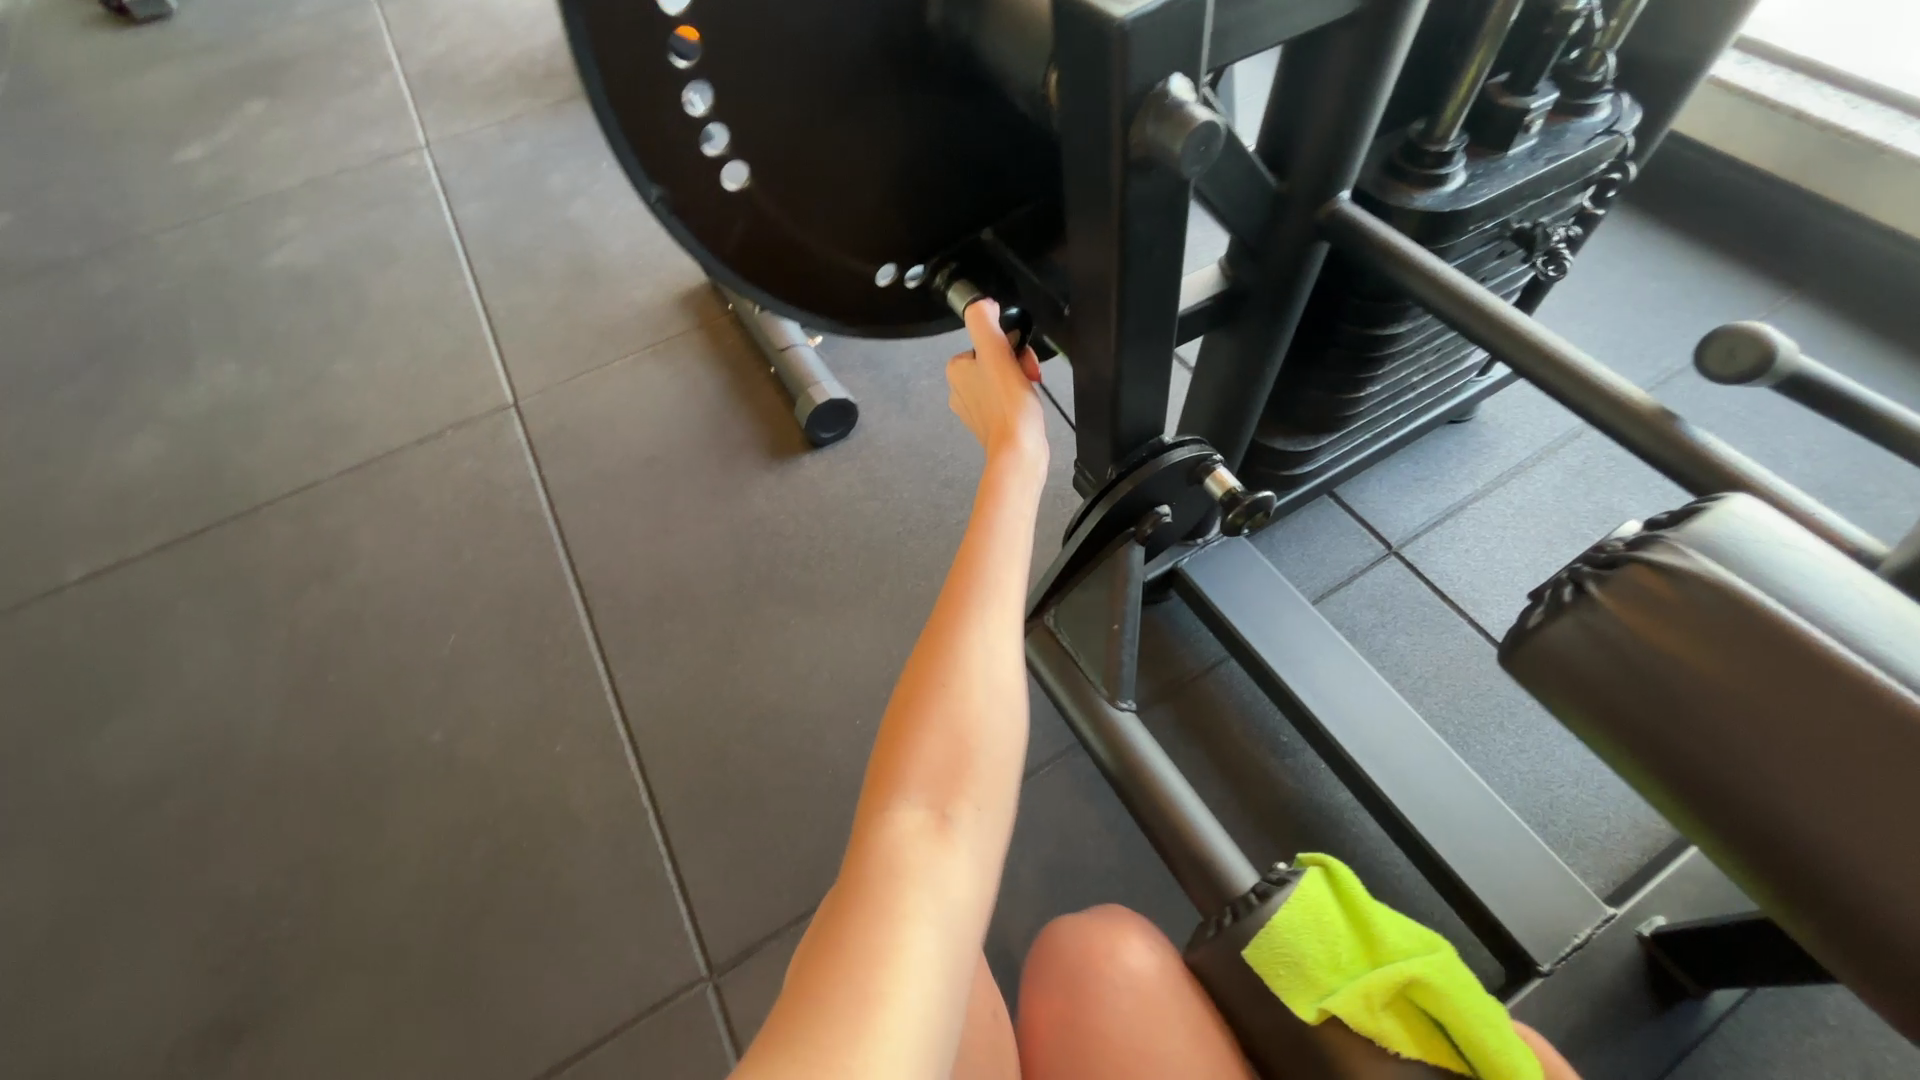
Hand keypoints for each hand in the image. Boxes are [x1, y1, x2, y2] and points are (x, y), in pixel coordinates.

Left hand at [946, 300, 1047, 464]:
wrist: (1019, 452)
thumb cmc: (1008, 404)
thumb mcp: (996, 353)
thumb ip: (984, 322)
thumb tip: (983, 304)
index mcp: (956, 370)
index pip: (988, 342)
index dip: (1011, 346)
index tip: (1022, 360)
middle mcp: (959, 389)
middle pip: (995, 360)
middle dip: (1017, 364)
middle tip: (1029, 378)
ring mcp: (973, 409)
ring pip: (1002, 379)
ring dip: (1020, 380)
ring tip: (1029, 394)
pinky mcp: (988, 425)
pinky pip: (1005, 400)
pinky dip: (1019, 399)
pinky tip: (1026, 408)